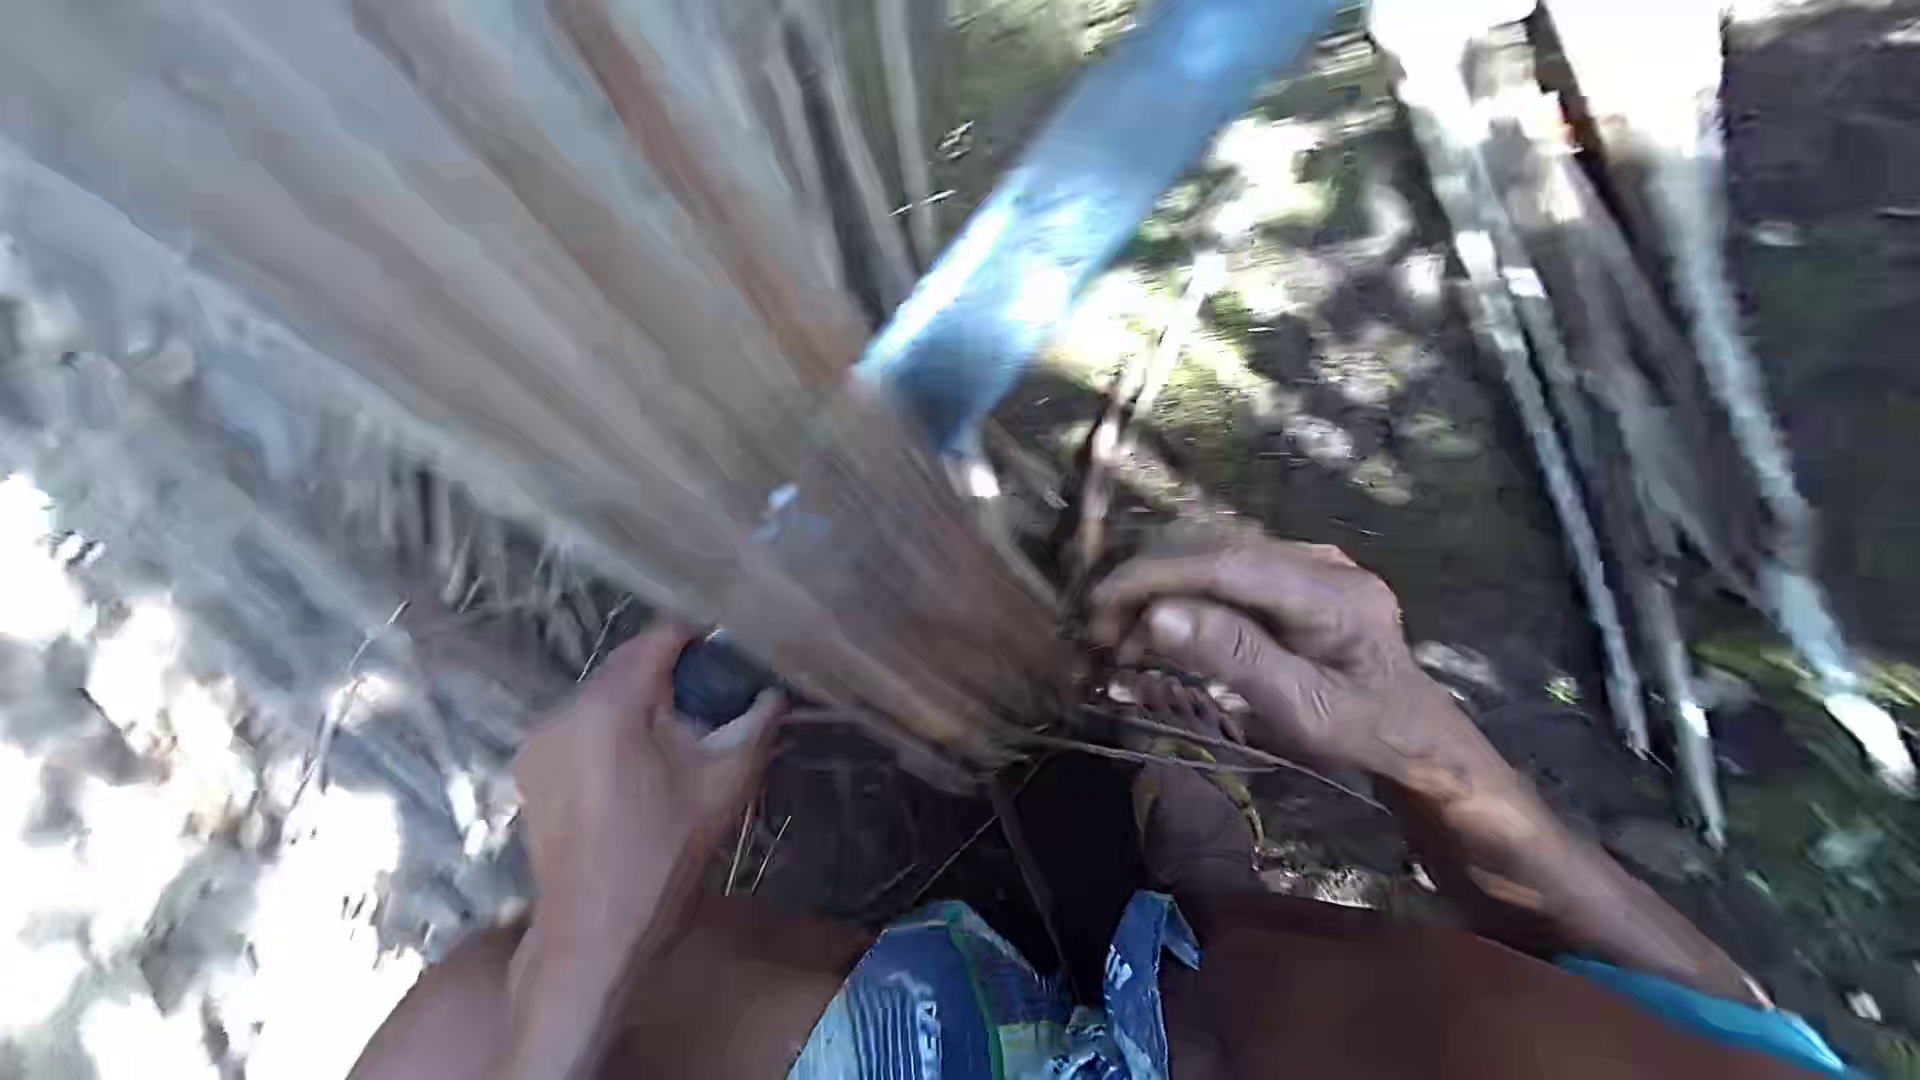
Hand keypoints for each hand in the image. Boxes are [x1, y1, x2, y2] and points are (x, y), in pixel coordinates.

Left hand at [513, 618, 783, 947]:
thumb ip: (757, 721)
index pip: (659, 637)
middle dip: (671, 670)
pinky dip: (614, 722)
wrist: (598, 927)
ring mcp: (539, 739)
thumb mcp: (728, 777)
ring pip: (603, 691)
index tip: (728, 654)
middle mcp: (565, 710)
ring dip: (642, 696)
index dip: (698, 638)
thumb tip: (775, 692)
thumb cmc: (668, 845)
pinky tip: (637, 760)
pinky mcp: (531, 766)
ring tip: (675, 732)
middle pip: (628, 663)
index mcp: (611, 705)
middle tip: (711, 696)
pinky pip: (582, 720)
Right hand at [1089, 539, 1473, 781]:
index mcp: (1333, 593)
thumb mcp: (1300, 708)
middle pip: (1210, 549)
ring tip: (1123, 637)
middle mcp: (1319, 560)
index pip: (1225, 563)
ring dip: (1155, 588)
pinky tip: (1157, 628)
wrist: (1414, 733)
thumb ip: (1234, 655)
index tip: (1102, 603)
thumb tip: (1157, 615)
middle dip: (1145, 583)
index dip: (1155, 576)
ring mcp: (1305, 559)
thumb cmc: (1363, 731)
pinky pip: (1219, 567)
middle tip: (1102, 631)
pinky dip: (1177, 594)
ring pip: (1206, 552)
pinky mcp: (1290, 570)